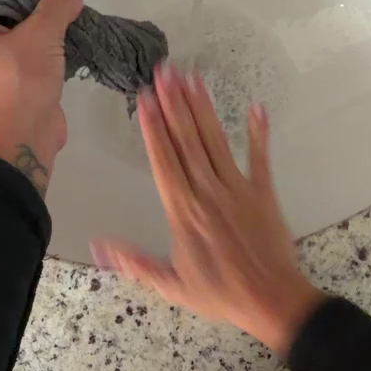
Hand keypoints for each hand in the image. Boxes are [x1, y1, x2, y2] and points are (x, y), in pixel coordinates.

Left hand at [0, 0, 84, 192]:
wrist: (25, 134)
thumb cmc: (21, 79)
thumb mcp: (40, 33)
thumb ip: (57, 6)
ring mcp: (0, 67)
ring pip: (19, 34)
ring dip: (41, 23)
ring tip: (66, 14)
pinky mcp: (22, 83)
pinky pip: (34, 55)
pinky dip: (50, 45)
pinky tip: (71, 40)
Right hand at [93, 64, 326, 356]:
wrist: (271, 300)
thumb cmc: (221, 295)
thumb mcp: (172, 285)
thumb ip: (136, 263)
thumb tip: (99, 247)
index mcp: (184, 212)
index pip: (164, 161)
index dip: (153, 128)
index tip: (146, 98)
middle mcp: (208, 192)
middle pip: (187, 141)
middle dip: (174, 103)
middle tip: (165, 69)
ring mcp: (238, 190)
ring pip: (216, 142)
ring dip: (204, 109)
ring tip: (193, 78)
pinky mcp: (265, 194)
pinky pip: (261, 159)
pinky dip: (259, 133)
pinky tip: (257, 107)